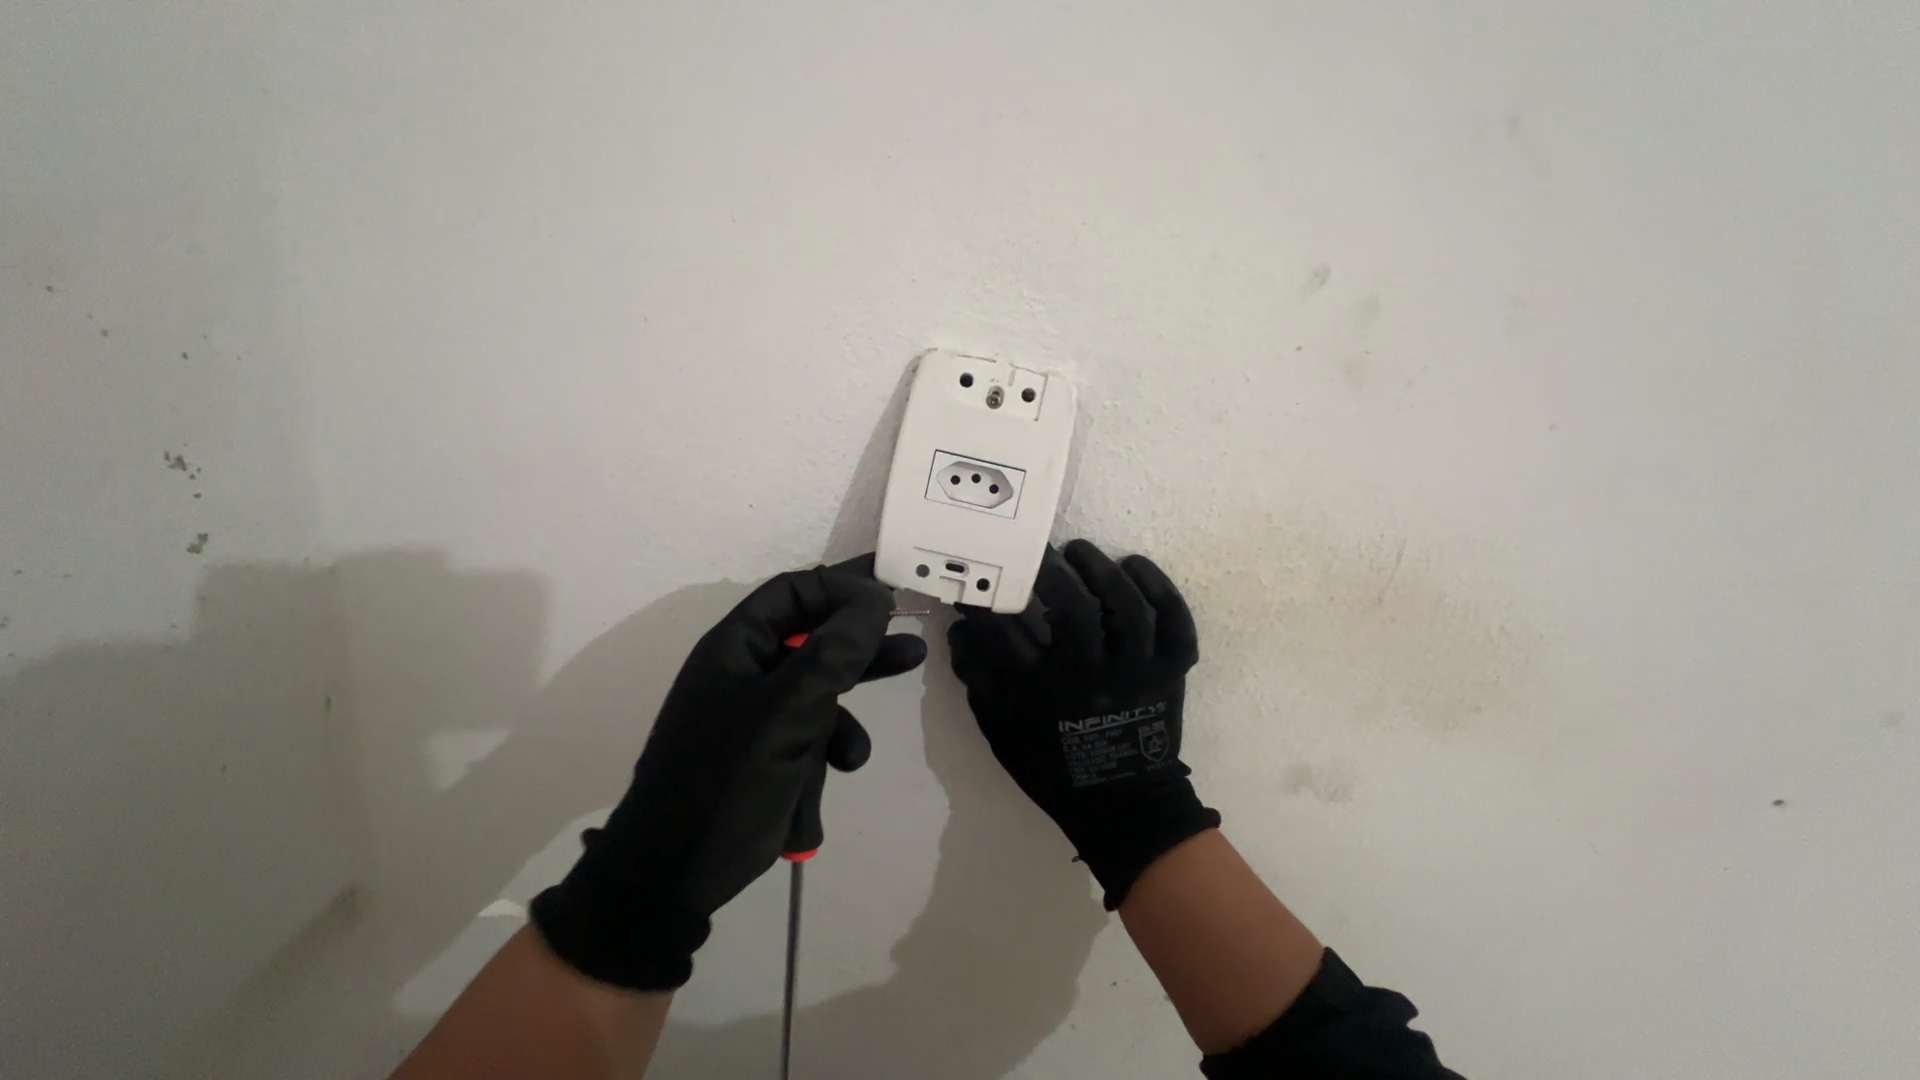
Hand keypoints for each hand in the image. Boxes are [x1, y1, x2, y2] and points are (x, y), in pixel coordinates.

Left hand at [531, 557, 925, 989]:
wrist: (677, 872)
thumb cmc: (726, 779)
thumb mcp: (786, 710)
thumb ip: (833, 652)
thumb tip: (874, 601)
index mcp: (736, 647)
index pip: (794, 592)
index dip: (841, 588)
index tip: (887, 599)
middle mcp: (747, 672)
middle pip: (814, 635)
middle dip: (861, 637)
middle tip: (908, 635)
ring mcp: (760, 715)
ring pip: (822, 685)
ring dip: (855, 692)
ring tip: (907, 670)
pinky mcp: (773, 754)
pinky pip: (816, 732)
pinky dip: (834, 745)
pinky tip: (842, 767)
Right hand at [948, 539, 1219, 907]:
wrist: (1124, 808)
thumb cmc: (1053, 769)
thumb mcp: (1000, 731)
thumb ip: (977, 678)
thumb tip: (962, 626)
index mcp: (1044, 693)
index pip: (1006, 631)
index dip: (986, 599)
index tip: (977, 578)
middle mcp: (1092, 677)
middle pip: (1074, 609)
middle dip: (1050, 572)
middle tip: (1036, 552)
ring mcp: (1138, 673)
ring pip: (1126, 608)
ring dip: (1101, 570)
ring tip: (1079, 549)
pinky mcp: (1171, 672)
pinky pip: (1174, 622)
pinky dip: (1160, 588)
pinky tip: (1135, 565)